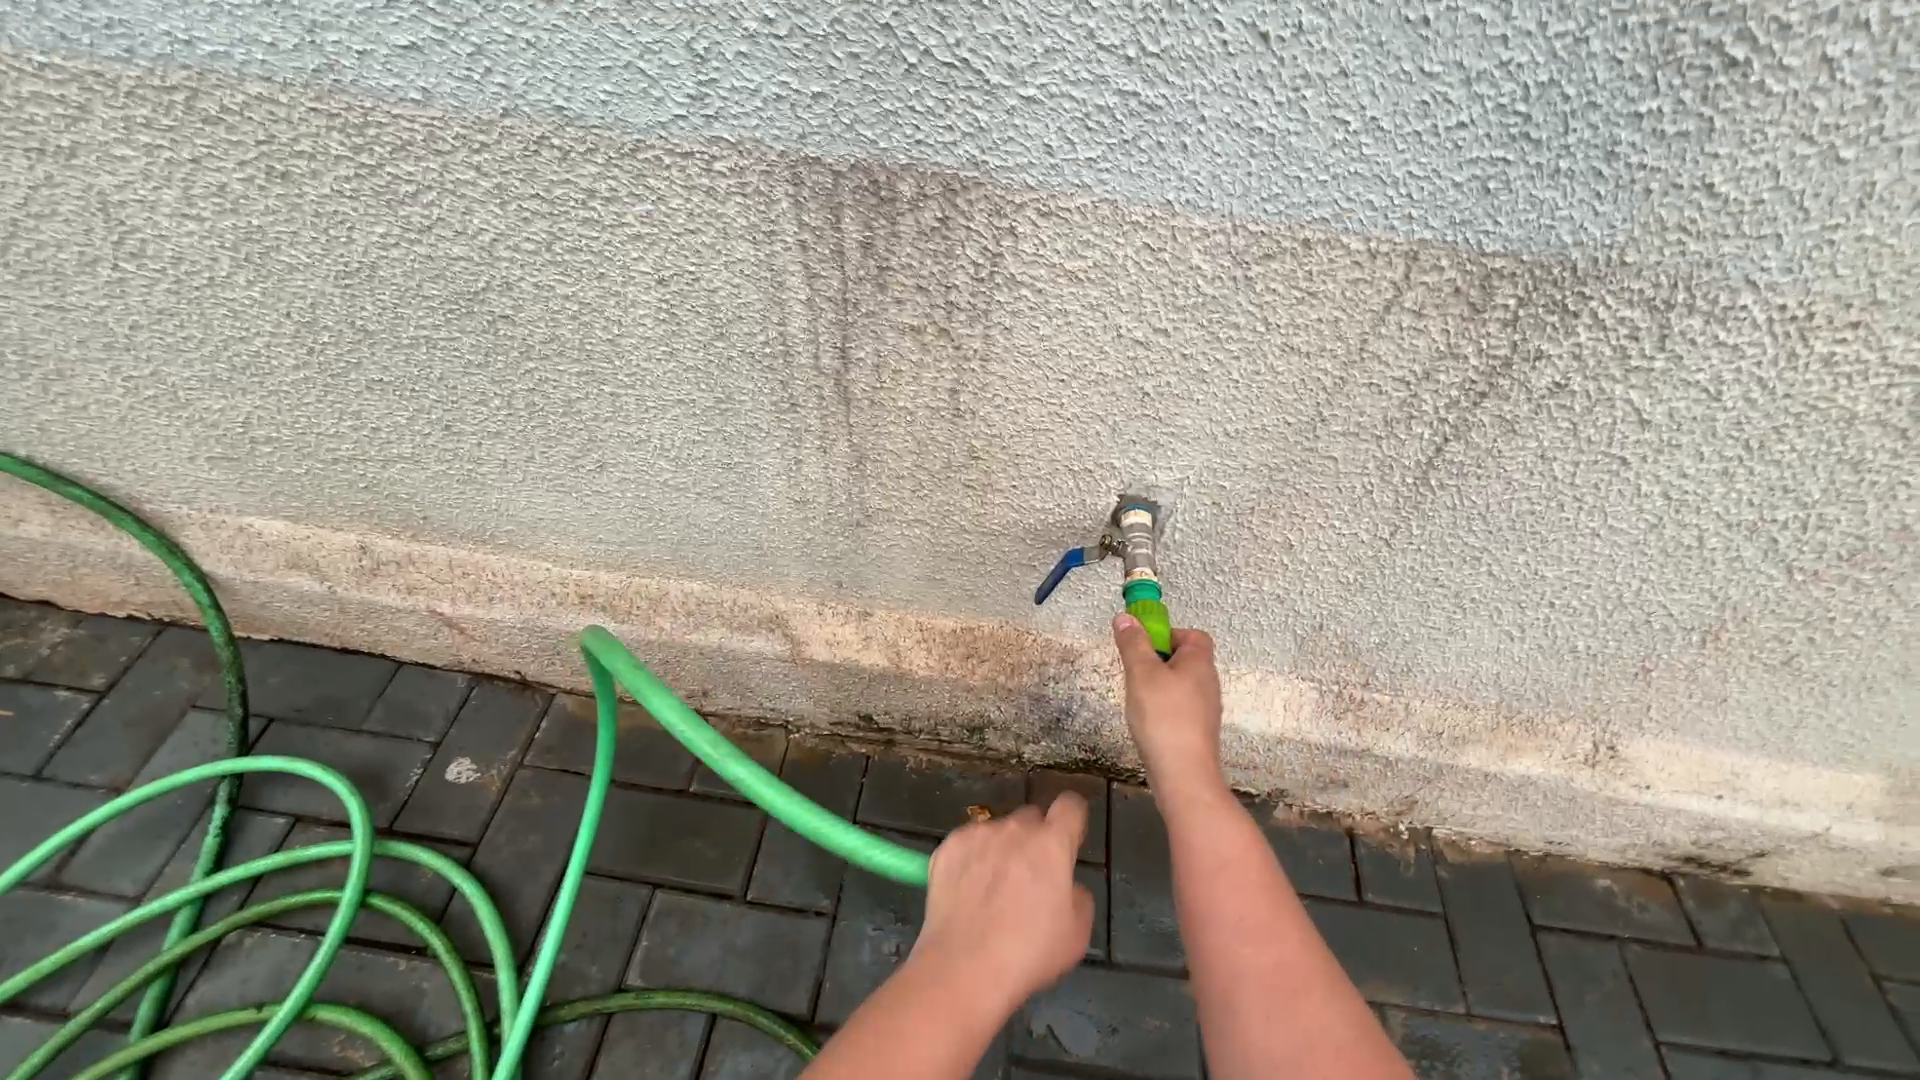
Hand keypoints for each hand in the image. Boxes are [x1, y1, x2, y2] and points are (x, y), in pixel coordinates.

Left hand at [910, 794, 1094, 1013]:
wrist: (964, 967)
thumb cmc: (1028, 954)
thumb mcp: (1076, 933)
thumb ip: (1077, 895)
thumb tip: (1064, 885)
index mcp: (1052, 844)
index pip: (1070, 806)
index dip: (1072, 819)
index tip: (1069, 839)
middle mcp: (1015, 829)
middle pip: (1031, 819)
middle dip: (1034, 840)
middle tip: (1028, 877)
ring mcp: (977, 834)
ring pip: (997, 831)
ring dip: (1001, 849)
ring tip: (991, 891)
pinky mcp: (948, 847)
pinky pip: (968, 844)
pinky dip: (971, 859)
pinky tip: (967, 893)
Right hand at [1112, 614, 1224, 798]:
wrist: (1183, 774)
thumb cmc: (1163, 717)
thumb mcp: (1141, 673)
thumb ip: (1133, 644)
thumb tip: (1126, 618)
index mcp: (1200, 662)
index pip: (1193, 634)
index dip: (1168, 633)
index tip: (1143, 644)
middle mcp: (1208, 682)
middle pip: (1185, 658)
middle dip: (1157, 660)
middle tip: (1135, 671)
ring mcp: (1205, 708)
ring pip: (1180, 684)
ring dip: (1158, 685)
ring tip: (1137, 698)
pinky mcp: (1197, 730)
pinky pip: (1179, 707)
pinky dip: (1162, 708)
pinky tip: (1146, 721)